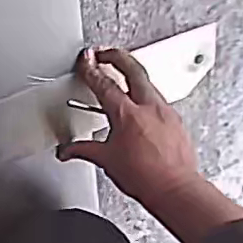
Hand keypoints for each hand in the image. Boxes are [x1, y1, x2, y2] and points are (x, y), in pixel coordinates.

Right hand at [56, 47, 242, 242]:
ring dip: (132, 74)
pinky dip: (145, 95)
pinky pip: (158, 99)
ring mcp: (165, 112)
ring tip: (122, 73)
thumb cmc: (145, 177)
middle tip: (105, 52)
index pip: (104, 85)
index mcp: (127, 115)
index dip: (91, 69)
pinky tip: (140, 103)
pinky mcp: (175, 120)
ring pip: (148, 82)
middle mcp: (149, 108)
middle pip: (132, 69)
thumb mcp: (106, 160)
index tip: (86, 60)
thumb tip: (67, 150)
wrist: (175, 189)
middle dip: (116, 56)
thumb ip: (83, 150)